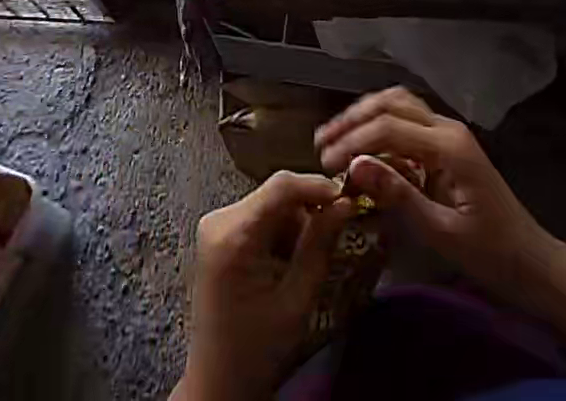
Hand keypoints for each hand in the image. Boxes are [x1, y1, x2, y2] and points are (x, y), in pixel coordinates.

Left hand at [173, 171, 354, 400]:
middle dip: (307, 213)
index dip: (318, 186)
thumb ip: (318, 246)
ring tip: (300, 267)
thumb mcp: (297, 299)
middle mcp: (219, 218)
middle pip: (275, 194)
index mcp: (233, 234)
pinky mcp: (218, 232)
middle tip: (330, 244)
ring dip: (294, 226)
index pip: (281, 186)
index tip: (350, 199)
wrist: (218, 379)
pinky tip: (282, 265)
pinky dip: (279, 233)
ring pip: (271, 204)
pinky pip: (259, 216)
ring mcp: (215, 223)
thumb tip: (344, 203)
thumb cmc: (258, 348)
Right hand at [315, 88, 550, 301]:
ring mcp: (447, 133)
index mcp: (450, 146)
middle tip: (323, 141)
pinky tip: (360, 144)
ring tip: (335, 136)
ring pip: (397, 104)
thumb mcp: (441, 231)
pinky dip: (377, 125)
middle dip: (352, 119)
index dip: (353, 141)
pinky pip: (405, 120)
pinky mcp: (444, 144)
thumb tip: (354, 165)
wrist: (532, 263)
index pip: (389, 127)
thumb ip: (398, 195)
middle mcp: (447, 129)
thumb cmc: (490, 253)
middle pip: (390, 103)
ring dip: (363, 116)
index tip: (326, 161)